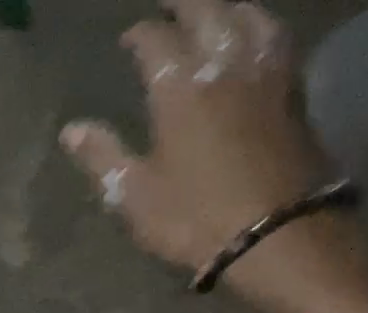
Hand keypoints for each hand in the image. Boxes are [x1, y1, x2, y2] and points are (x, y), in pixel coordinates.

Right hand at [59, 0, 359, 306]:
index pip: (157, 43)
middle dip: (186, 2)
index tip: (128, 36)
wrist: (276, 234)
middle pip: (209, 14)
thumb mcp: (135, 195)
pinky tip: (256, 34)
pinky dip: (260, 27)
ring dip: (229, 7)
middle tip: (169, 1)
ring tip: (216, 8)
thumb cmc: (194, 218)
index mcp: (180, 92)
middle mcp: (226, 70)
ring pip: (251, 18)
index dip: (141, 34)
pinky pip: (276, 41)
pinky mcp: (295, 94)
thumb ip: (103, 156)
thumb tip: (72, 129)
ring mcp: (267, 77)